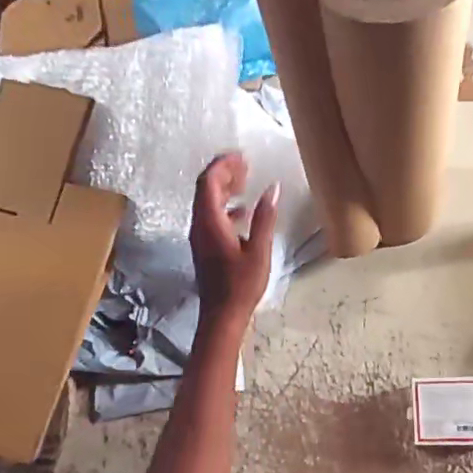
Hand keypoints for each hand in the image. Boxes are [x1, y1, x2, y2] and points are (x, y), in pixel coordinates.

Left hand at [191, 153, 277, 340]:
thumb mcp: (259, 251)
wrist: (222, 315)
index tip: (242, 157)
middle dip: (223, 172)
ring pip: (206, 202)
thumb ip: (264, 218)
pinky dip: (225, 207)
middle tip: (246, 165)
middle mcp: (199, 226)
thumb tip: (273, 189)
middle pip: (205, 188)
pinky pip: (210, 217)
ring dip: (224, 188)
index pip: (208, 182)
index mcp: (209, 223)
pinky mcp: (204, 247)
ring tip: (246, 181)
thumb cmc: (241, 286)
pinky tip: (243, 212)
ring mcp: (199, 237)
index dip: (223, 165)